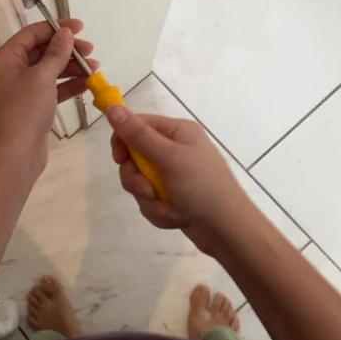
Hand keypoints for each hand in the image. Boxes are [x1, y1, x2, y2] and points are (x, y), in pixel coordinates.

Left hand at [0, 19, 95, 163]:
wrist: (15, 154)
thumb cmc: (24, 110)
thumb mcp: (42, 77)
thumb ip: (56, 53)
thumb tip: (65, 33)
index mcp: (5, 58)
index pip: (31, 34)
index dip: (56, 28)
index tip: (80, 27)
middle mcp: (10, 70)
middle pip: (41, 51)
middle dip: (66, 49)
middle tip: (90, 50)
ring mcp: (21, 89)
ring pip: (49, 70)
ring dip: (71, 67)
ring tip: (94, 67)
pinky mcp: (32, 106)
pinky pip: (52, 88)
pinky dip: (68, 84)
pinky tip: (87, 82)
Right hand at [107, 108, 254, 253]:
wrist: (228, 231)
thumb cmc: (202, 187)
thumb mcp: (169, 158)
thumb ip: (138, 135)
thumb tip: (112, 107)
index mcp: (177, 132)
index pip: (137, 125)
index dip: (123, 140)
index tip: (120, 158)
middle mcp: (174, 150)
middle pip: (134, 157)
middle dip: (138, 179)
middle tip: (149, 190)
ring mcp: (173, 175)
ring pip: (139, 182)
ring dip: (150, 199)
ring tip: (169, 208)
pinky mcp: (172, 196)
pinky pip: (149, 200)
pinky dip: (159, 211)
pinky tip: (176, 217)